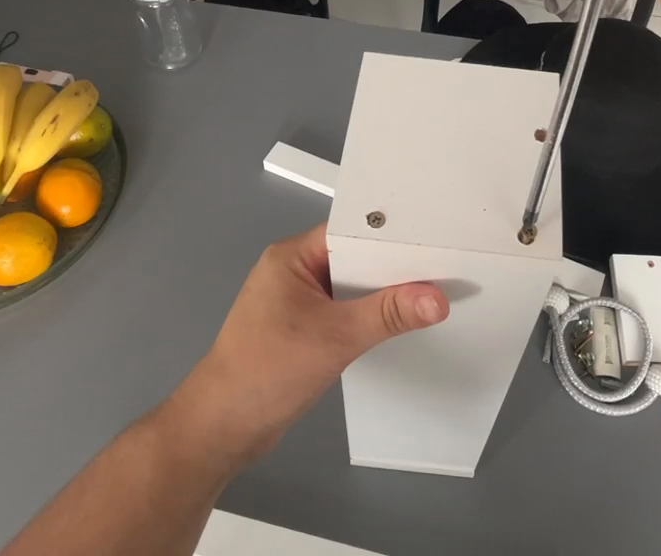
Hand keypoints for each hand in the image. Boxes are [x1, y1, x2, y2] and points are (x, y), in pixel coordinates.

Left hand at [167, 225, 447, 465]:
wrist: (222, 429)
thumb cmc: (266, 371)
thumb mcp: (336, 338)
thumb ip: (388, 314)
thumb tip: (435, 299)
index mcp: (291, 256)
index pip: (350, 230)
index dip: (390, 235)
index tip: (432, 240)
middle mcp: (293, 271)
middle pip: (354, 257)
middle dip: (391, 266)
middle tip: (439, 268)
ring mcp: (296, 300)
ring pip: (350, 286)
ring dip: (379, 295)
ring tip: (427, 293)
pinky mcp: (301, 328)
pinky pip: (343, 310)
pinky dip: (366, 316)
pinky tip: (395, 323)